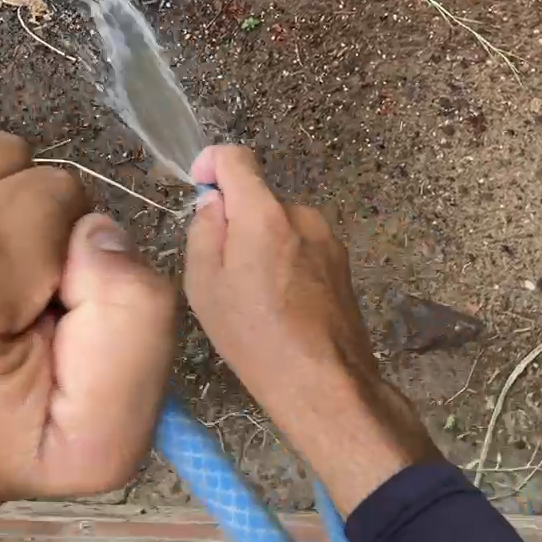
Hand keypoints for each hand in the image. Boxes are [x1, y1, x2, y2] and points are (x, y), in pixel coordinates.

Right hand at [185, 145, 439, 513]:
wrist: (325, 385)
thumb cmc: (254, 336)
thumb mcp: (204, 284)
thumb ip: (204, 230)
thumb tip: (213, 203)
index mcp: (263, 213)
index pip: (235, 156)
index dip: (210, 163)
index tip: (199, 190)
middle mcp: (300, 213)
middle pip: (256, 195)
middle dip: (234, 217)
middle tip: (220, 267)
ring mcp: (327, 237)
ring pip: (278, 222)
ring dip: (260, 240)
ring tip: (252, 292)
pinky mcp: (341, 262)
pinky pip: (300, 243)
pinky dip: (283, 258)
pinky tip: (280, 302)